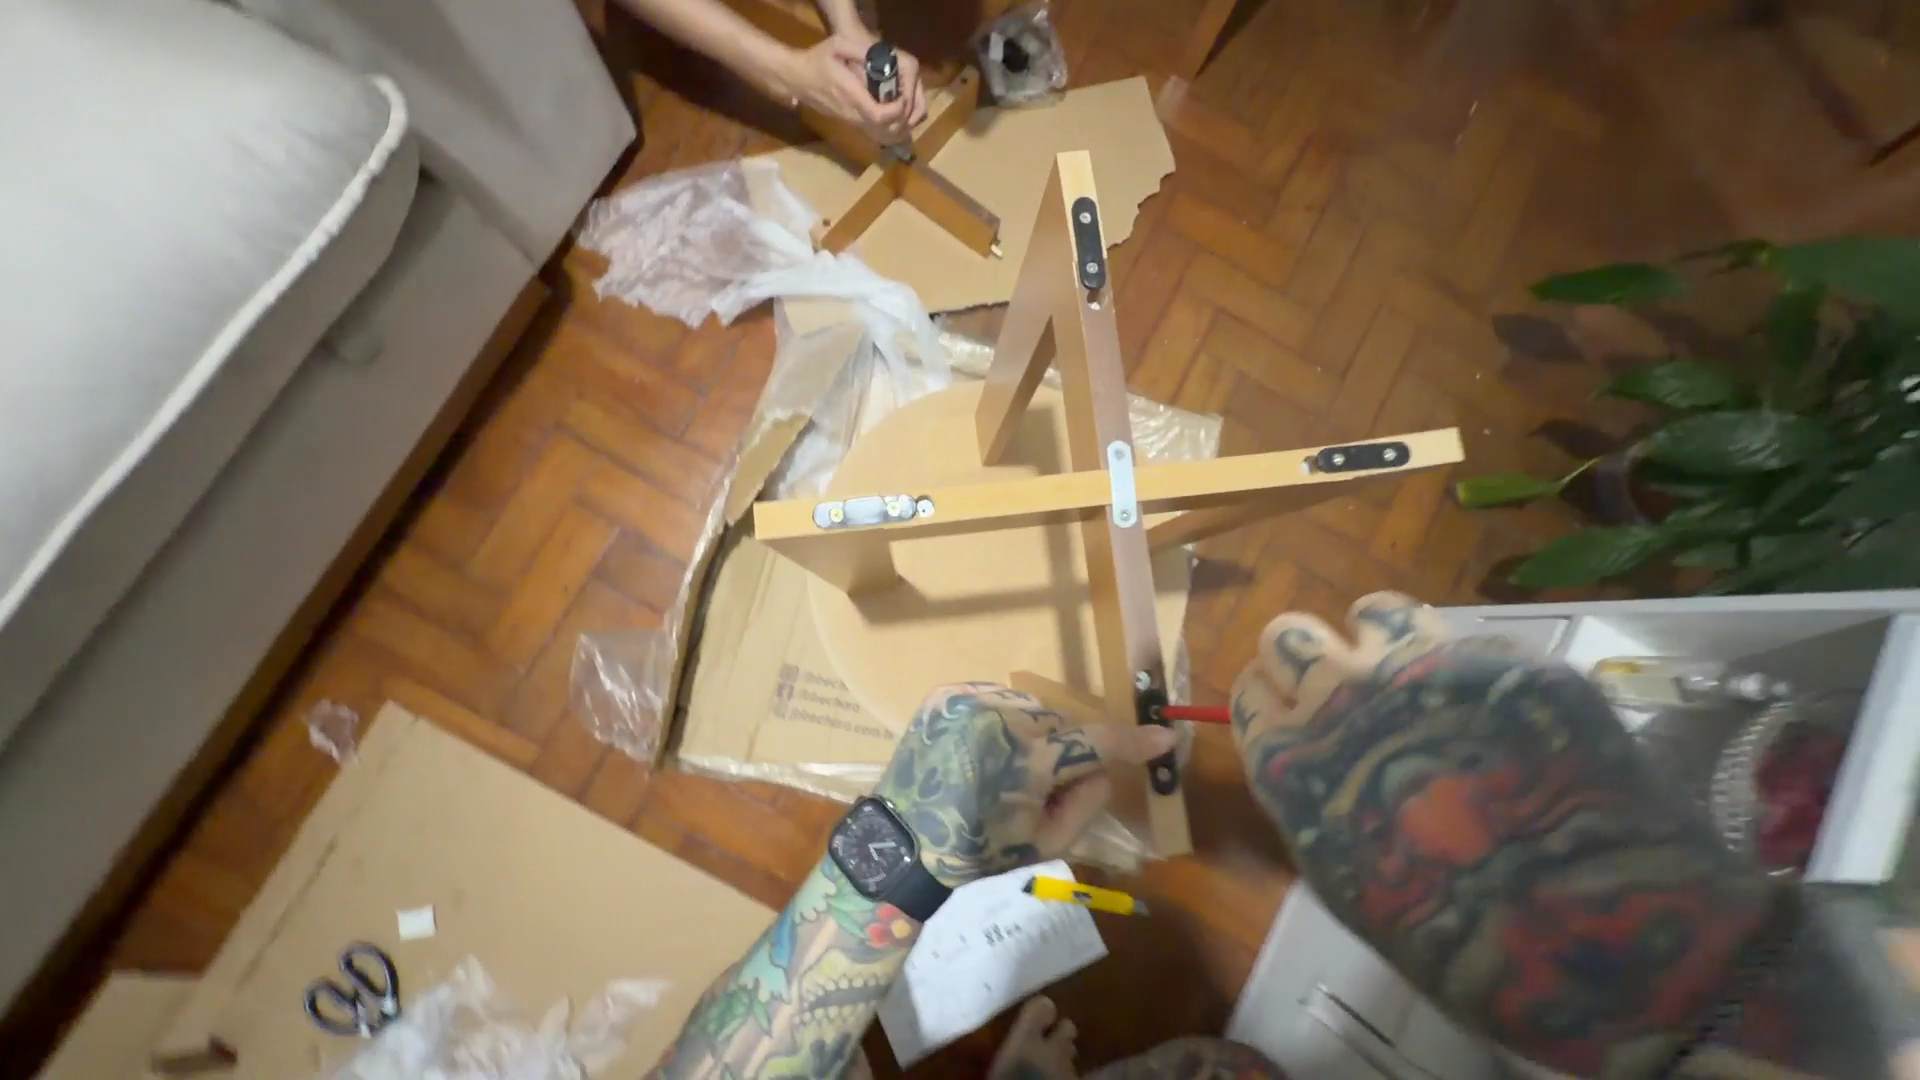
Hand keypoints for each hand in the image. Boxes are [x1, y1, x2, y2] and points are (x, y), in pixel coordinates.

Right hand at [775, 34, 925, 145]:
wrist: (798, 79)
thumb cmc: (817, 60)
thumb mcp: (837, 45)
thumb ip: (860, 52)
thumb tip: (883, 58)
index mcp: (851, 95)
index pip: (880, 115)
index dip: (897, 111)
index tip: (904, 98)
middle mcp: (853, 114)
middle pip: (885, 130)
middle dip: (902, 120)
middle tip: (908, 103)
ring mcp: (852, 122)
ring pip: (880, 135)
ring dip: (897, 127)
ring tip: (903, 109)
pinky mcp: (851, 124)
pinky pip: (874, 132)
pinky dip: (888, 128)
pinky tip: (894, 115)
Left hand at [876, 683, 1176, 888]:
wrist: (902, 841)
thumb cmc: (976, 850)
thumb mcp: (1043, 845)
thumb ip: (1086, 803)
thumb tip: (1106, 768)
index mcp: (1026, 762)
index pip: (1093, 743)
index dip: (1131, 742)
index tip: (1162, 735)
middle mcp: (1000, 719)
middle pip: (1058, 722)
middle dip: (1061, 746)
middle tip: (1043, 778)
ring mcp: (969, 701)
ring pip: (1028, 706)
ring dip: (1031, 729)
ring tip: (1004, 764)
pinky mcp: (946, 694)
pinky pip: (995, 697)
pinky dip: (1001, 718)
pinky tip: (984, 749)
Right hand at [1228, 591, 1775, 1076]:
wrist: (1601, 935)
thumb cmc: (1448, 930)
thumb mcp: (1338, 872)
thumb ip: (1307, 792)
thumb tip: (1312, 753)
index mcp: (1290, 756)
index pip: (1247, 688)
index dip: (1269, 700)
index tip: (1289, 714)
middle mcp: (1341, 695)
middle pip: (1287, 632)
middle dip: (1305, 657)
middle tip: (1342, 690)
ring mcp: (1423, 667)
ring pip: (1373, 609)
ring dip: (1379, 641)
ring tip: (1413, 678)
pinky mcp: (1505, 658)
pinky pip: (1463, 642)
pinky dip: (1465, 669)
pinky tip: (1498, 715)